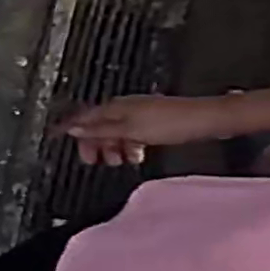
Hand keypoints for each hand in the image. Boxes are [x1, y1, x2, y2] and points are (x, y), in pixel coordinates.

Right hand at [59, 94, 229, 166]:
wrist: (215, 118)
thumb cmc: (172, 123)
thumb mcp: (129, 130)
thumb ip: (99, 131)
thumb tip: (71, 130)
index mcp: (112, 108)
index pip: (80, 119)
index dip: (66, 129)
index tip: (53, 138)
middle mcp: (122, 108)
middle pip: (97, 126)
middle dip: (94, 144)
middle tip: (93, 161)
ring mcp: (139, 114)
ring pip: (115, 131)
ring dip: (114, 148)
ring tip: (120, 162)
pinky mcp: (155, 121)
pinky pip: (132, 133)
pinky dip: (129, 145)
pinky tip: (136, 155)